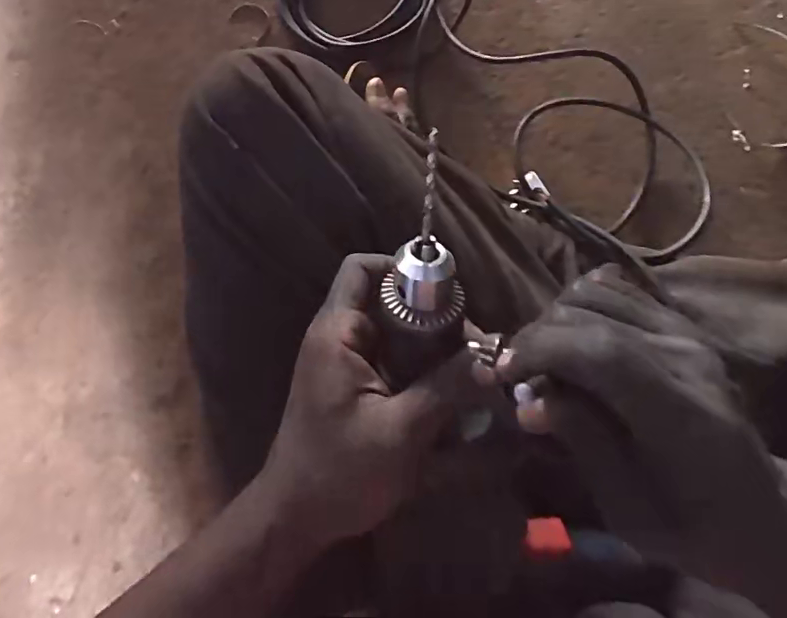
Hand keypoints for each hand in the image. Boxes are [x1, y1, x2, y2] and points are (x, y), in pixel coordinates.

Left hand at [252, 253, 487, 548]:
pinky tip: (450, 388)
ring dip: (431, 343)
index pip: (362, 268)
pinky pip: (392, 356)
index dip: (401, 266)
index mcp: (337, 332)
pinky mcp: (356, 382)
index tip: (443, 291)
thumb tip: (492, 355)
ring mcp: (346, 359)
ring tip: (470, 365)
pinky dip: (420, 364)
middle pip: (387, 297)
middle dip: (431, 313)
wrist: (294, 521)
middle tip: (472, 340)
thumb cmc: (339, 472)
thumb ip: (445, 388)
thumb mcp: (400, 432)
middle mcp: (339, 335)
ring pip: (394, 328)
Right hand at [499, 267, 786, 608]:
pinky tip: (572, 336)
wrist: (759, 510)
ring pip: (597, 289)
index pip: (604, 351)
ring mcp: (686, 331)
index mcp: (684, 414)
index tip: (502, 372)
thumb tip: (528, 401)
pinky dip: (581, 301)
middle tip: (515, 374)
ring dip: (556, 316)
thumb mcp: (629, 510)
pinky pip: (615, 286)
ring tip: (544, 356)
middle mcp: (687, 356)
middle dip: (538, 337)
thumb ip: (583, 444)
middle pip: (592, 314)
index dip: (543, 350)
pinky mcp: (680, 321)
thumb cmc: (691, 527)